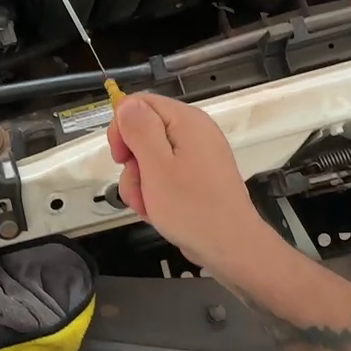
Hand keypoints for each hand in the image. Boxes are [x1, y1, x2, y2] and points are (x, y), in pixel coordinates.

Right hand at [108, 93, 272, 268]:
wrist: (229, 246)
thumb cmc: (191, 207)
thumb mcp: (155, 166)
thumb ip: (139, 130)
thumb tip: (126, 104)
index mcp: (186, 121)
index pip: (139, 104)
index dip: (122, 128)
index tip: (121, 158)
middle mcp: (194, 132)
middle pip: (143, 132)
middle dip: (131, 162)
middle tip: (136, 186)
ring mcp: (197, 155)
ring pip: (149, 158)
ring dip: (140, 182)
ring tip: (148, 205)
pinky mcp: (197, 176)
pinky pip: (164, 174)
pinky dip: (154, 191)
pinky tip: (157, 209)